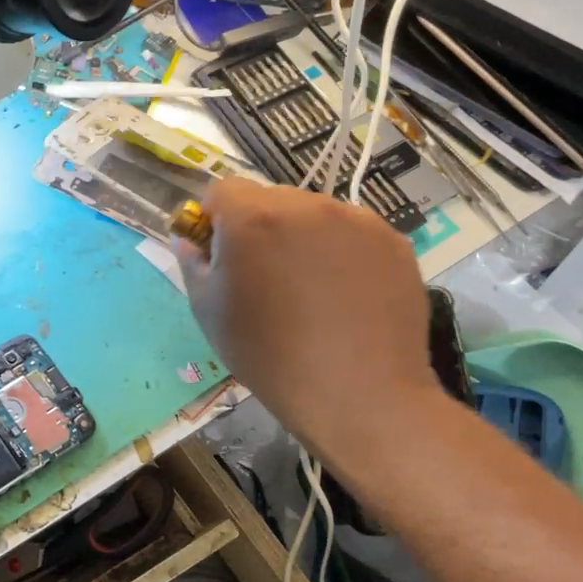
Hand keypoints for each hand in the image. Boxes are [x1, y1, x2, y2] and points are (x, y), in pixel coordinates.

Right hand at [171, 178, 441, 445]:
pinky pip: (352, 232)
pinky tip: (342, 293)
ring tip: (307, 286)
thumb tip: (189, 240)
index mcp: (253, 218)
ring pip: (313, 213)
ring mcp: (357, 220)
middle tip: (262, 274)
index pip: (223, 189)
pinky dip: (340, 250)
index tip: (219, 253)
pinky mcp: (393, 241)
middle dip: (259, 224)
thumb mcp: (208, 311)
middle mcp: (306, 206)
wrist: (358, 393)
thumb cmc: (267, 354)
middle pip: (270, 197)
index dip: (214, 217)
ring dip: (301, 235)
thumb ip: (193, 264)